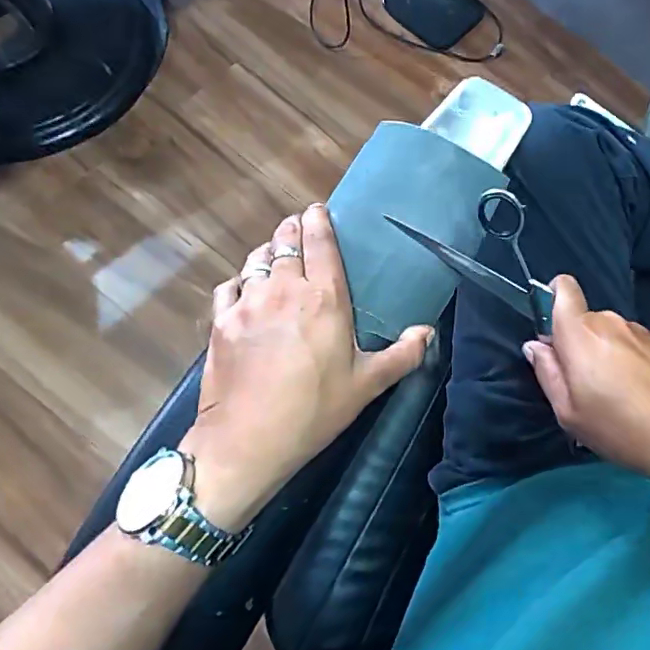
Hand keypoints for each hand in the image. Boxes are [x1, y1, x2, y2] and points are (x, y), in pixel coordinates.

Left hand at [183, 205, 432, 528]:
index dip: (318, 221)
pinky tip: (244, 289)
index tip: (317, 210)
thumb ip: (401, 355)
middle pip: (285, 242)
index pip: (320, 244)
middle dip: (291, 229)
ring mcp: (248, 303)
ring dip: (267, 252)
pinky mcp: (221, 321)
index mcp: (324, 299)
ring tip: (274, 253)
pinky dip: (239, 281)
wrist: (248, 439)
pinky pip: (229, 286)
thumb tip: (428, 331)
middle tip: (297, 227)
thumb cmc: (314, 411)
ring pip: (256, 260)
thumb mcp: (366, 385)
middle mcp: (284, 290)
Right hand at [522, 275, 649, 494]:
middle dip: (575, 345)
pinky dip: (625, 363)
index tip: (551, 336)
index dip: (551, 301)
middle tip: (581, 386)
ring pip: (606, 335)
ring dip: (602, 356)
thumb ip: (547, 373)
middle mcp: (609, 321)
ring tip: (612, 396)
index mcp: (580, 333)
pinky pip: (629, 346)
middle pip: (581, 320)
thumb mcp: (569, 413)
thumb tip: (536, 346)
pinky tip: (636, 396)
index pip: (562, 289)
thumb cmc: (622, 428)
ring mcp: (639, 332)